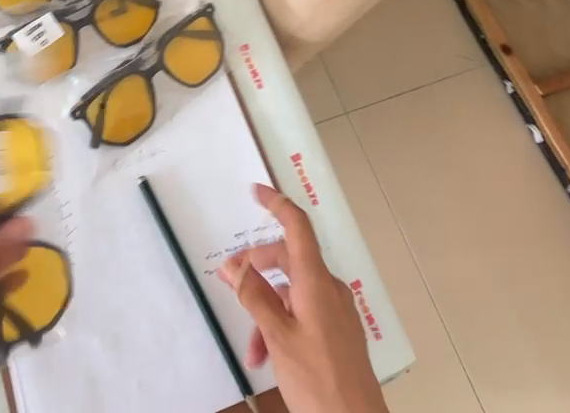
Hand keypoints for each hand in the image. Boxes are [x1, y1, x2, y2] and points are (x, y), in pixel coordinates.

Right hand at [219, 184, 387, 412]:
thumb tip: (232, 264)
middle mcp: (329, 289)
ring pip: (293, 293)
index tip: (256, 191)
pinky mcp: (338, 332)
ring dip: (267, 310)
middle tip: (231, 282)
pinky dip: (282, 324)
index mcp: (316, 282)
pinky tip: (268, 356)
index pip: (297, 227)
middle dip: (259, 270)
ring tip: (252, 349)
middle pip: (290, 260)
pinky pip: (305, 313)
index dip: (277, 204)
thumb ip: (254, 296)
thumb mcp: (277, 337)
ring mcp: (336, 310)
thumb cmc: (316, 379)